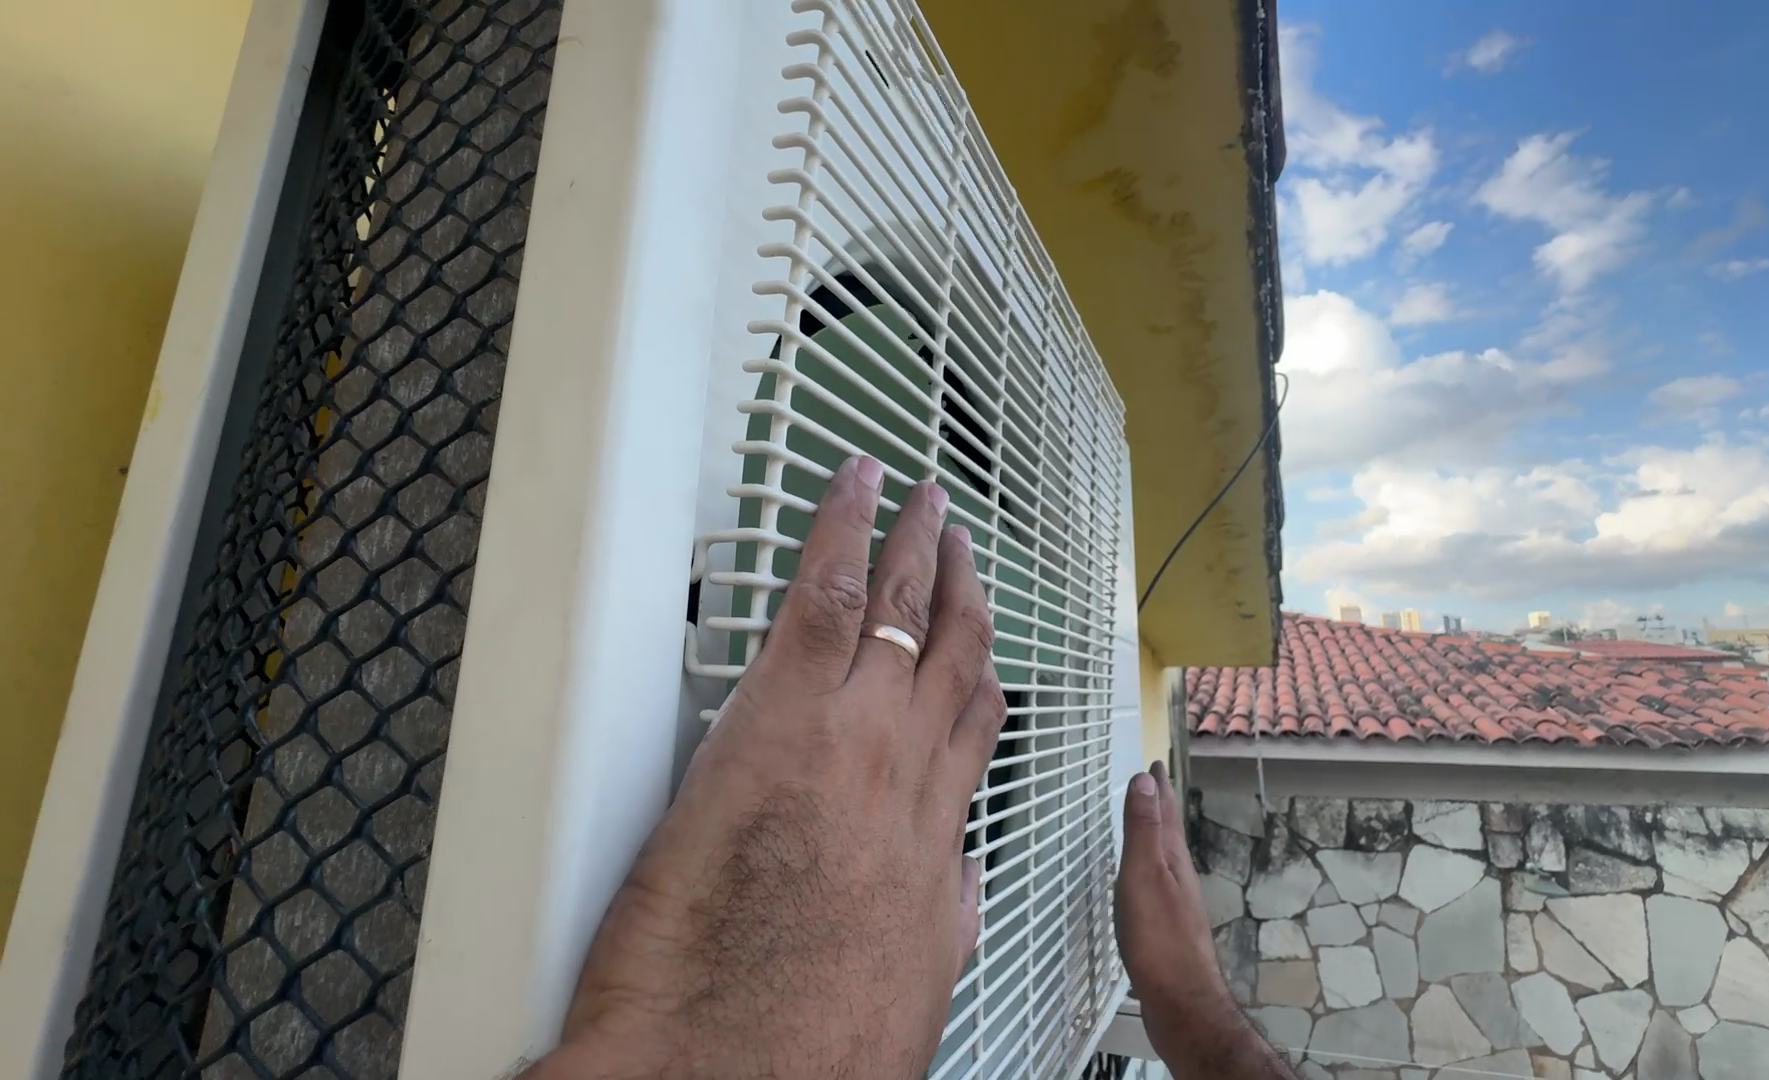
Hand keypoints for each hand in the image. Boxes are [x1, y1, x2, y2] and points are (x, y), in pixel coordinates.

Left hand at [530, 455, 1006, 1078]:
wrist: (734, 1069)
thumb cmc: (806, 1042)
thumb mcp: (913, 985)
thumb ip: (941, 918)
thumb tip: (959, 889)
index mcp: (932, 831)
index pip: (971, 726)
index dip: (981, 671)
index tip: (981, 642)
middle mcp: (908, 765)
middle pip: (952, 653)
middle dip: (961, 590)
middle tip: (963, 543)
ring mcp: (854, 725)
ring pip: (901, 608)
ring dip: (916, 545)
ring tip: (926, 503)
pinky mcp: (785, 705)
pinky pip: (826, 589)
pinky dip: (843, 525)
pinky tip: (855, 482)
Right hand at [1117, 762, 1294, 1079]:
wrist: (1182, 1004)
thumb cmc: (1158, 938)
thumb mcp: (1144, 875)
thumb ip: (1143, 829)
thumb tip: (1145, 779)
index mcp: (1172, 859)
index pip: (1166, 812)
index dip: (1159, 787)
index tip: (1156, 761)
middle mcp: (1179, 875)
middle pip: (1170, 831)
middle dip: (1160, 804)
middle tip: (1154, 782)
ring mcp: (1177, 902)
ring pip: (1166, 855)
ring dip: (1157, 832)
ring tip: (1148, 820)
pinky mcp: (1169, 927)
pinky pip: (1159, 881)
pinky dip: (1151, 864)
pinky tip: (1146, 878)